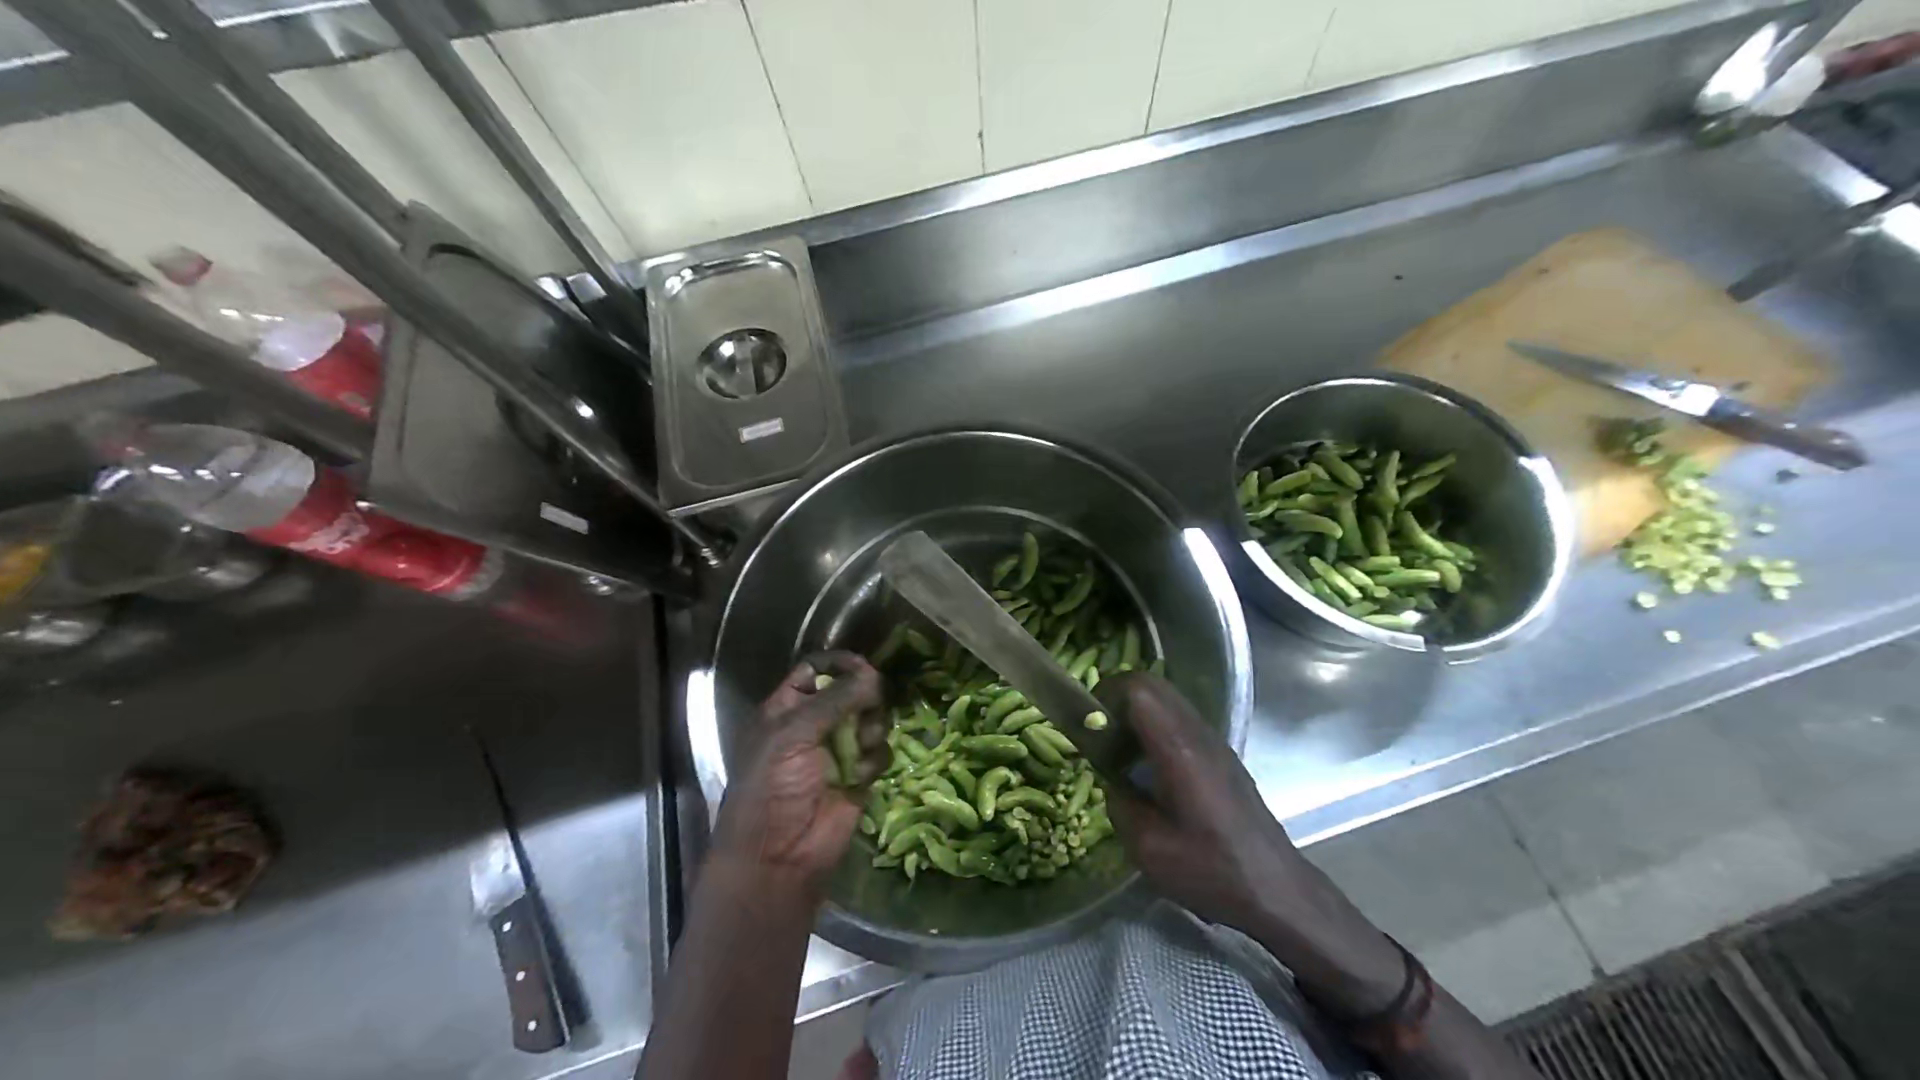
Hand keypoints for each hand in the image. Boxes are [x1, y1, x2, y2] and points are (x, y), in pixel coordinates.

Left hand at [708, 653, 888, 889]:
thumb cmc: (772, 789)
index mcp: (786, 709)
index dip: (839, 665)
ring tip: (860, 746)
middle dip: (864, 697)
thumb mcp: (792, 735)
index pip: (815, 670)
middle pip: (851, 692)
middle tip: (868, 706)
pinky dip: (873, 760)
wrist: (778, 858)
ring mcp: (838, 751)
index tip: (863, 667)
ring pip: (871, 720)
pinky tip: (858, 778)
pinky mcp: (859, 777)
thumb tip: (873, 674)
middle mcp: (814, 725)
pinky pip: (879, 753)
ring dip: (870, 729)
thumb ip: (834, 700)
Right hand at [1096, 673, 1309, 933]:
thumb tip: (1111, 781)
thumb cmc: (1212, 871)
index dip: (1106, 693)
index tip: (1088, 722)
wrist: (1277, 891)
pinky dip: (1154, 727)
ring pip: (1167, 699)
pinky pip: (1179, 720)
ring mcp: (1214, 741)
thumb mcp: (1148, 848)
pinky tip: (1148, 768)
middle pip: (1152, 684)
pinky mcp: (1221, 755)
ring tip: (1119, 750)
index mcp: (1179, 749)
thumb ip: (1118, 803)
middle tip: (1098, 732)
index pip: (1139, 689)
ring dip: (1136, 712)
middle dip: (1117, 697)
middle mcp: (1199, 734)